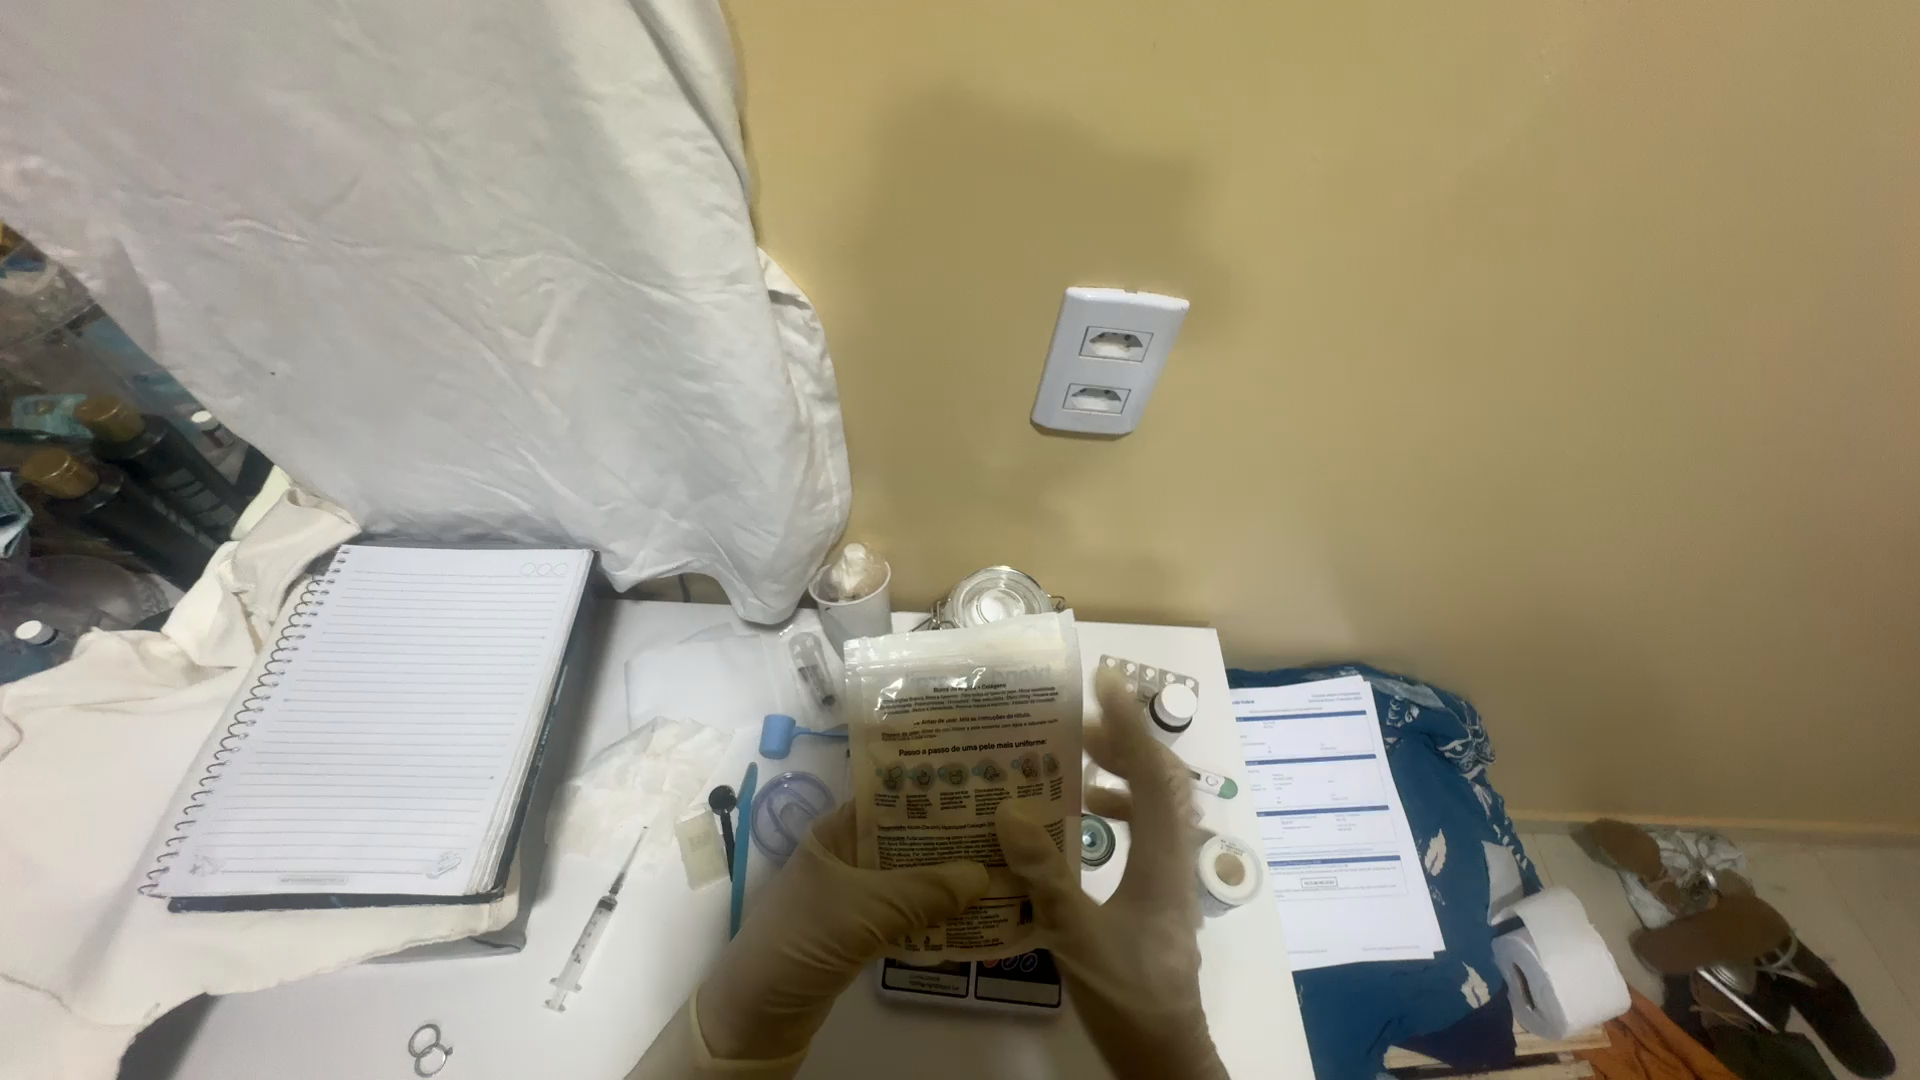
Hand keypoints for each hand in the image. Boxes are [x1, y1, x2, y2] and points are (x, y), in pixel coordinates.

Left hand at [696, 802, 988, 1060]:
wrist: (756, 1016)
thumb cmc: (804, 939)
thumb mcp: (866, 908)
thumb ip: (925, 890)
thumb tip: (983, 874)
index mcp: (838, 829)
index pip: (892, 797)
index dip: (933, 792)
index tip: (980, 788)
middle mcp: (848, 853)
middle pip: (906, 837)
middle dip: (949, 838)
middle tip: (1001, 832)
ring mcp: (854, 893)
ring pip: (909, 875)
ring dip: (946, 877)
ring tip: (997, 866)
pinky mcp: (861, 929)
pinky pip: (906, 910)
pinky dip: (934, 911)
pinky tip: (971, 912)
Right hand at [995, 681, 1228, 1079]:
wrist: (1165, 1055)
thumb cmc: (1127, 993)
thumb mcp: (1077, 935)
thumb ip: (1045, 874)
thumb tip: (1011, 809)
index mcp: (1161, 857)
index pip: (1151, 772)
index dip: (1130, 723)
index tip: (1105, 683)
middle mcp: (1174, 856)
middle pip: (1161, 779)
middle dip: (1125, 741)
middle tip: (1080, 721)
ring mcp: (1171, 874)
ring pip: (1157, 804)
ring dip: (1123, 772)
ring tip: (1079, 761)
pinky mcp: (1161, 892)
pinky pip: (1147, 830)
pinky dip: (1121, 808)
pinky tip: (1085, 820)